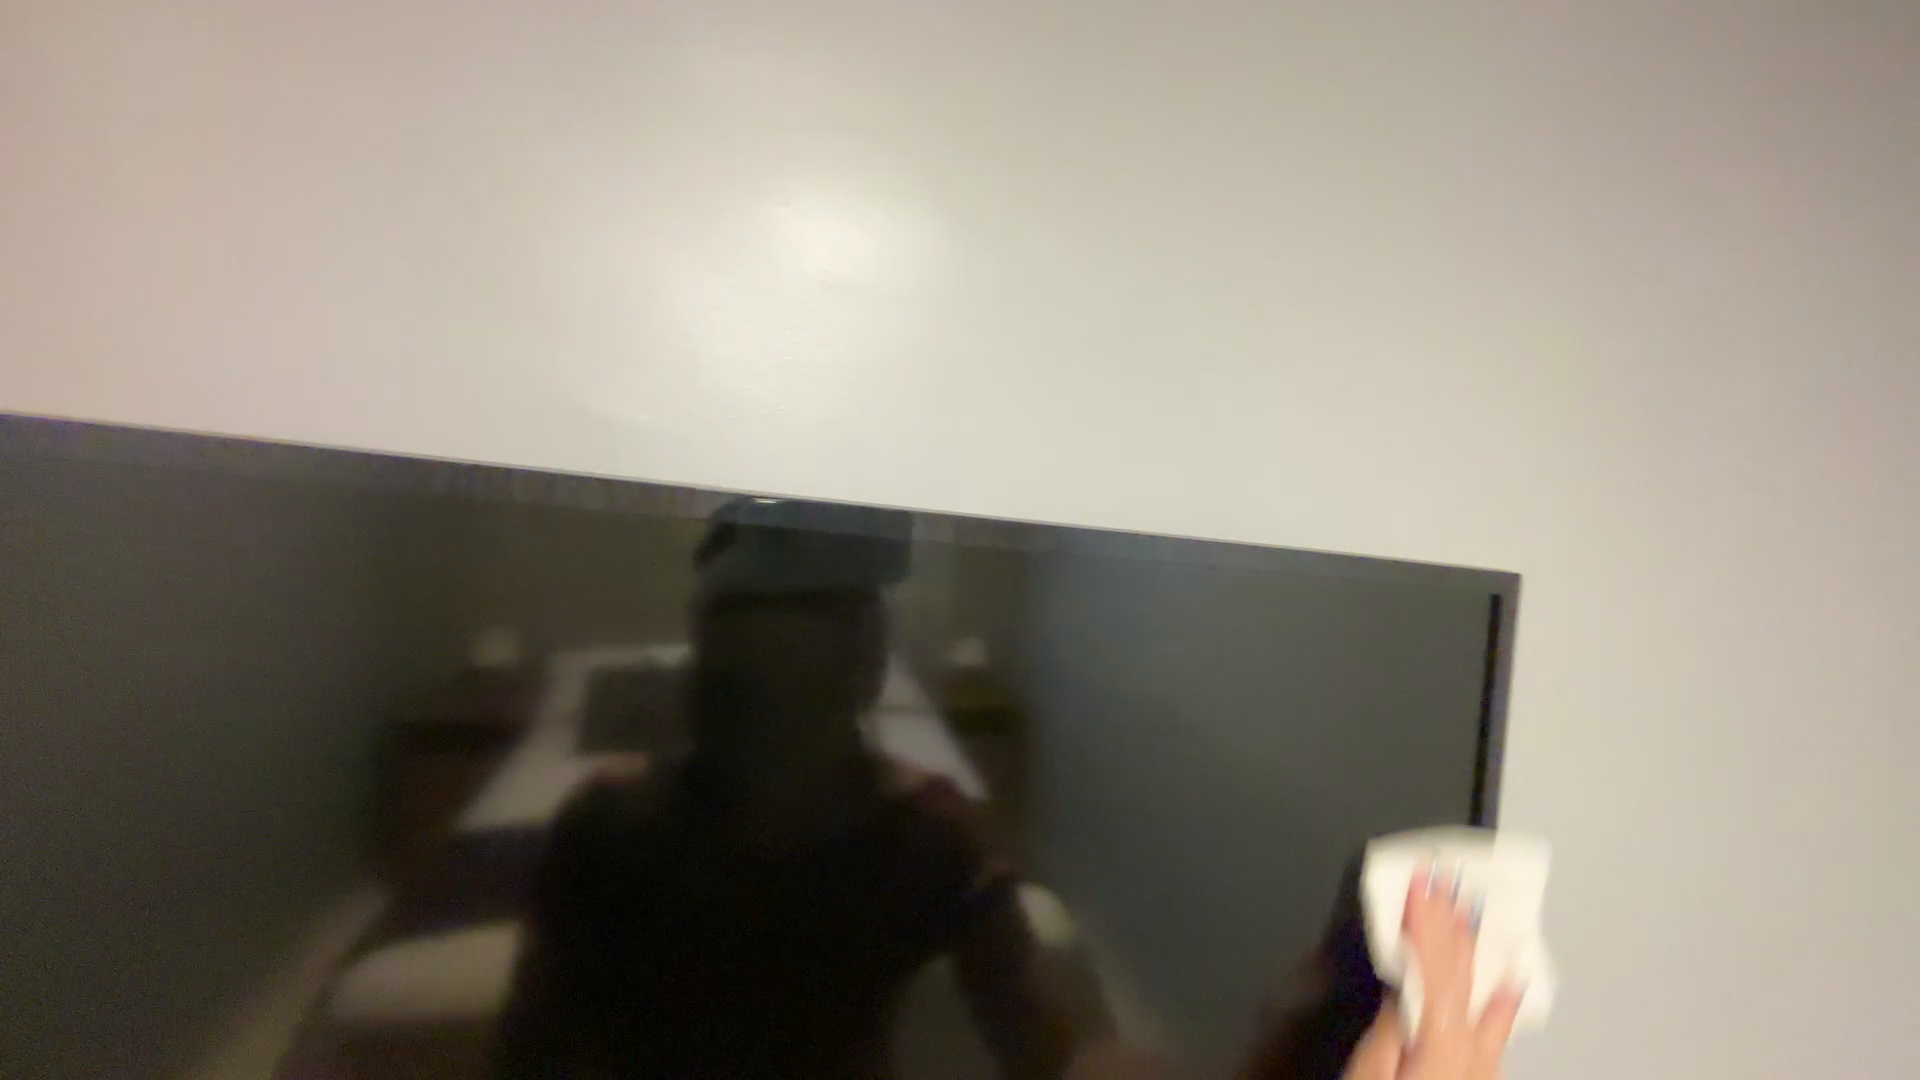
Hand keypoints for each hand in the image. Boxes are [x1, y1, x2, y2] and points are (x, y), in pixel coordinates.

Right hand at [1340, 866, 1522, 1079]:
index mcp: (1440, 1046)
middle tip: (1443, 878)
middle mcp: (1471, 1055)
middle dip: (1451, 923)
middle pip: (1462, 975)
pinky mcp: (1478, 1076)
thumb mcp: (1371, 1076)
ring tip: (1471, 908)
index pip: (1435, 968)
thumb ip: (1392, 1029)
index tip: (1421, 882)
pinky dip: (1504, 1001)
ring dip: (1473, 947)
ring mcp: (1481, 1067)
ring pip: (1483, 994)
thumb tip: (1404, 986)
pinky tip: (1511, 979)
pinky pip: (1496, 1030)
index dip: (1427, 921)